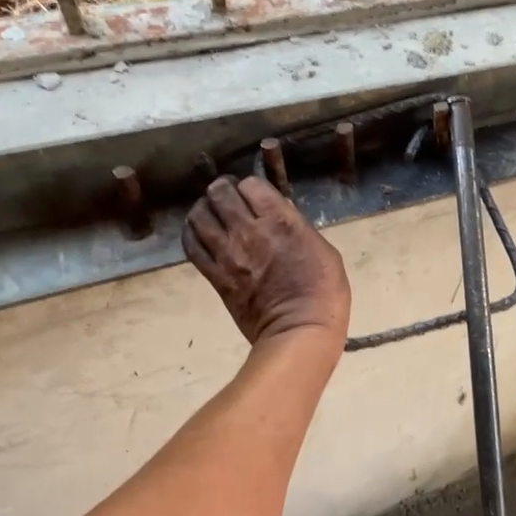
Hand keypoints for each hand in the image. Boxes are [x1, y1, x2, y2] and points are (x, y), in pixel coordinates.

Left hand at [182, 176, 350, 345]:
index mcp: (280, 221)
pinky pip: (191, 245)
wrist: (300, 330)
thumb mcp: (322, 248)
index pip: (250, 185)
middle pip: (219, 193)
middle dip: (222, 190)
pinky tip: (200, 234)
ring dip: (204, 209)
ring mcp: (226, 253)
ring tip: (212, 213)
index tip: (256, 195)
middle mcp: (248, 231)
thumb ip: (296, 227)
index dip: (251, 186)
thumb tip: (278, 216)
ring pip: (199, 215)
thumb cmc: (324, 291)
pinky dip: (192, 234)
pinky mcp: (214, 275)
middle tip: (228, 196)